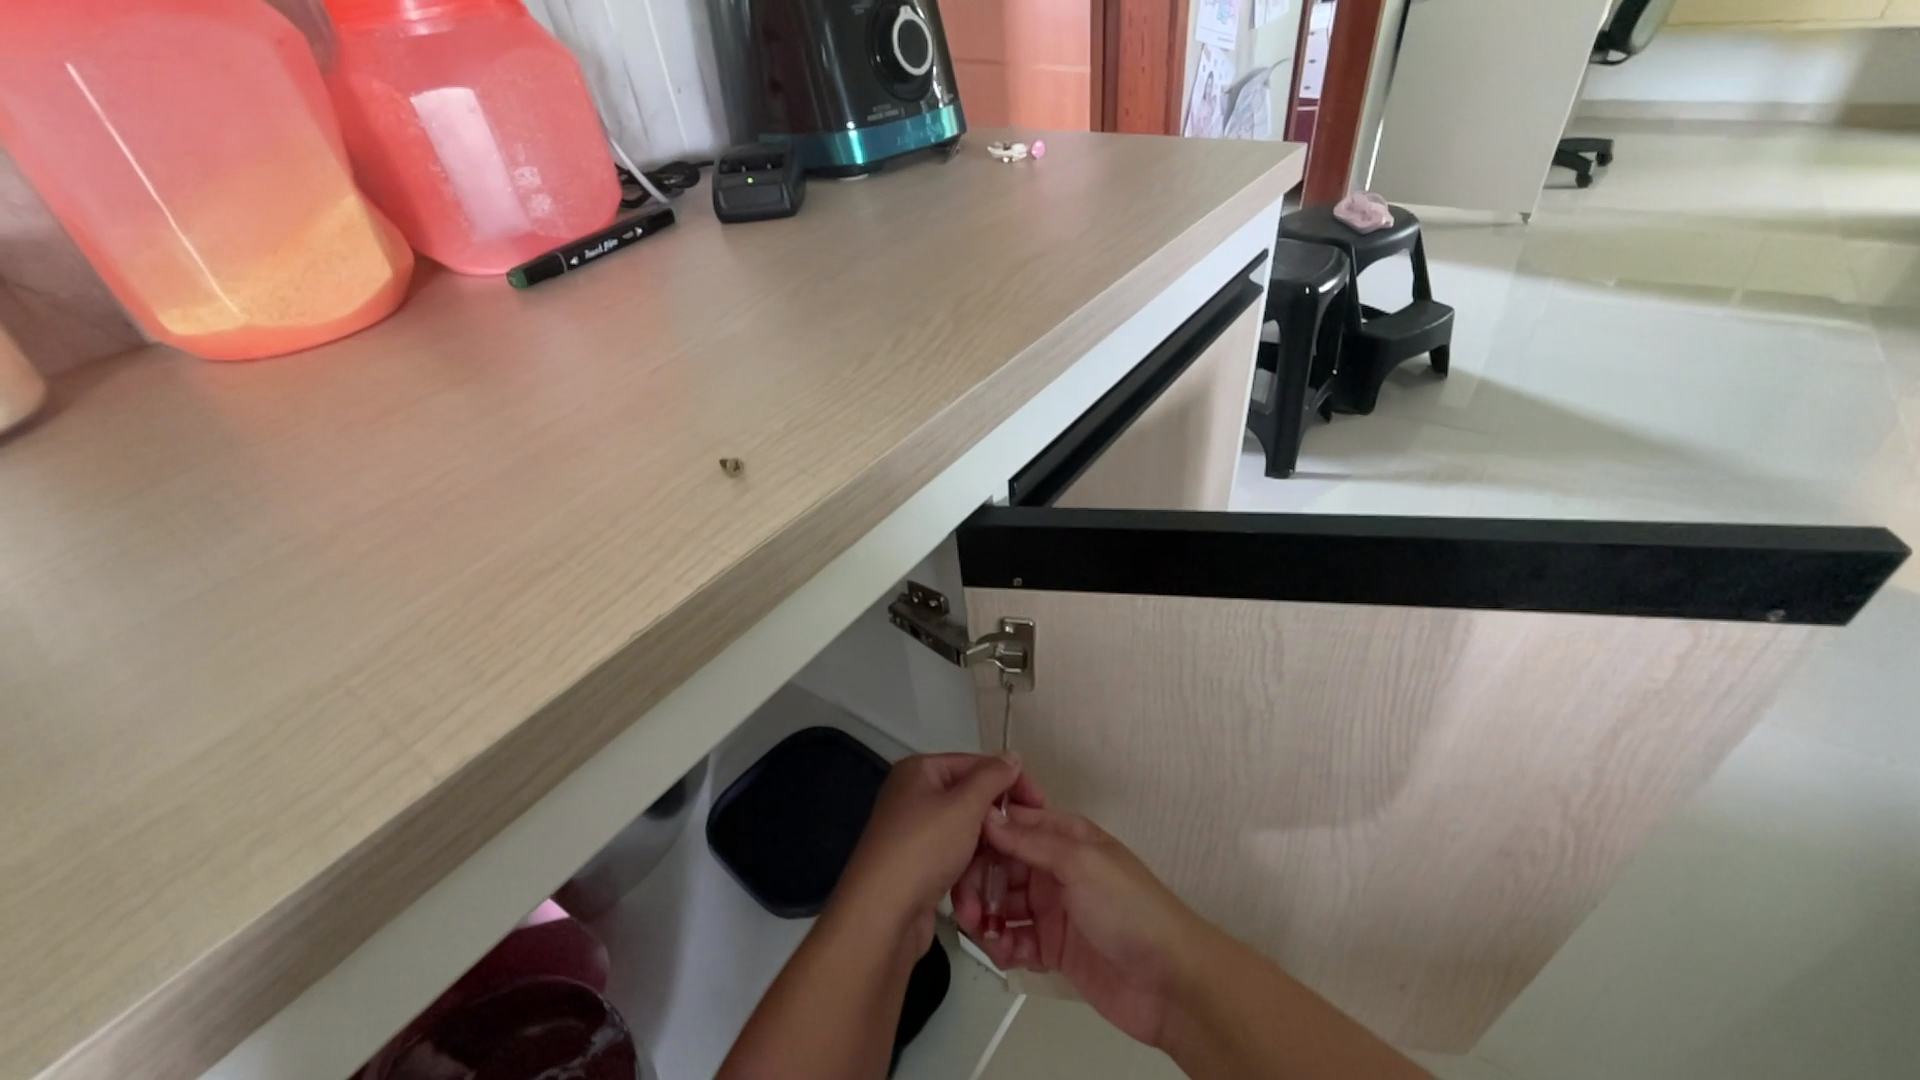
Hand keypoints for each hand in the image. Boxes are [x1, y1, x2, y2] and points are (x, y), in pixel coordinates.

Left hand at [832, 753, 1035, 948]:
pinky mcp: (917, 865)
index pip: (975, 764)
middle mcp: (913, 795)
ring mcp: (914, 832)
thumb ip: (992, 777)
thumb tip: (1013, 755)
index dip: (1009, 780)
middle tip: (1029, 835)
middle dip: (998, 819)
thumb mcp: (964, 806)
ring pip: (965, 832)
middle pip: (970, 799)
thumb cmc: (924, 849)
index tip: (1041, 802)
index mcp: (920, 771)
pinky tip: (985, 885)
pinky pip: (954, 857)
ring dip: (986, 849)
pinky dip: (970, 869)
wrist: (882, 914)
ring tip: (1010, 864)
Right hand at [954, 803, 1204, 1049]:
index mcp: (1067, 838)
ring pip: (1002, 904)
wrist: (1171, 984)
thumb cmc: (1136, 912)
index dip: (983, 833)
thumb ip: (1033, 839)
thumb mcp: (1082, 863)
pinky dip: (1002, 945)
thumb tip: (991, 816)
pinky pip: (1014, 941)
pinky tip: (1004, 952)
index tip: (955, 848)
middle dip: (978, 881)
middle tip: (966, 903)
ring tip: (981, 930)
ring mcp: (1054, 910)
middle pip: (1001, 865)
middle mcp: (1057, 869)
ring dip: (986, 915)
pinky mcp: (1053, 949)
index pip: (1014, 823)